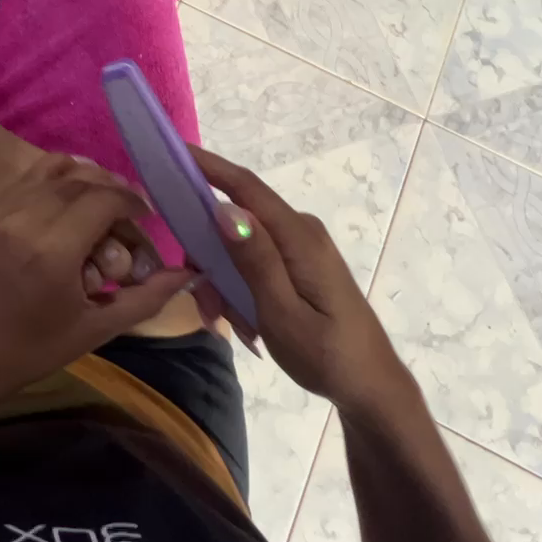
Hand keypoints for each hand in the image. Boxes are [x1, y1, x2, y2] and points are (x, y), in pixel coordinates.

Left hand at [0, 154, 197, 403]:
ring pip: (52, 174)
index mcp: (53, 253)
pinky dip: (53, 177)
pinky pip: (26, 181)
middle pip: (79, 182)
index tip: (147, 214)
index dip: (131, 201)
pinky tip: (71, 190)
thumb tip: (189, 273)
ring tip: (105, 195)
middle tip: (131, 206)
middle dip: (111, 187)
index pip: (103, 201)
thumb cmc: (33, 348)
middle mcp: (24, 222)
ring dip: (84, 177)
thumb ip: (146, 298)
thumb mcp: (96, 328)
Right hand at [190, 147, 418, 417]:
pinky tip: (237, 317)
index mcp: (299, 237)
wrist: (371, 390)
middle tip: (204, 303)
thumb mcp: (282, 314)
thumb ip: (255, 260)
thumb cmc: (327, 356)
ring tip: (223, 320)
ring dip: (219, 275)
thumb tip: (224, 207)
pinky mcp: (297, 261)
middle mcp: (299, 231)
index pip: (245, 186)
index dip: (207, 165)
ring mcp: (299, 245)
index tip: (169, 151)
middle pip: (234, 217)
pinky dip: (234, 281)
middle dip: (205, 251)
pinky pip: (251, 256)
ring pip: (238, 241)